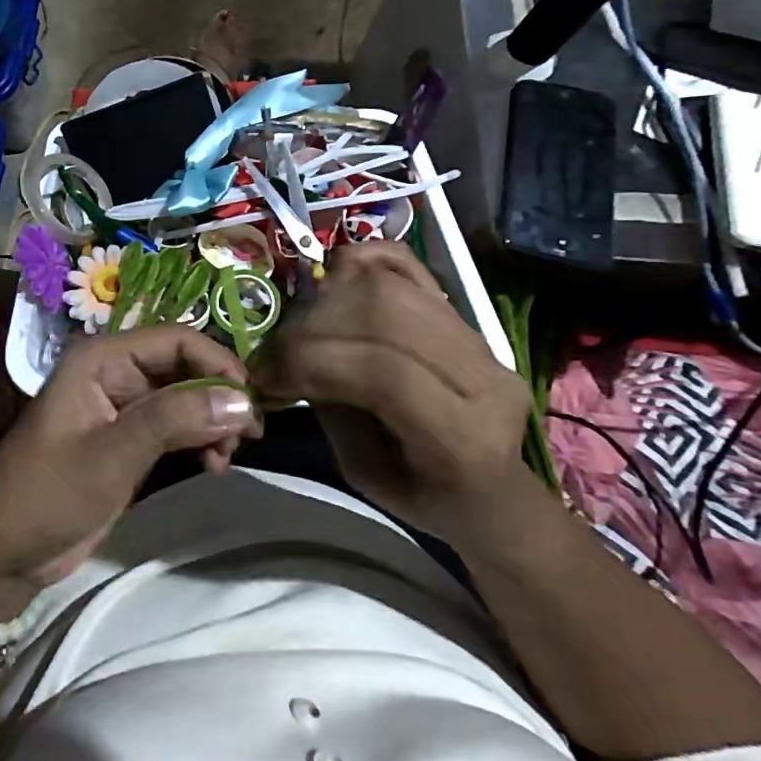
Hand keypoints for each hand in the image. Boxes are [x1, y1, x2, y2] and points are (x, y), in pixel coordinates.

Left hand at [0, 326, 258, 622]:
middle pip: (187, 366)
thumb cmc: (46, 495)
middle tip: (247, 436)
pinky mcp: (132, 440)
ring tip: (226, 457)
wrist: (2, 556)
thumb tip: (242, 400)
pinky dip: (202, 441)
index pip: (176, 339)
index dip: (217, 363)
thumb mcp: (110, 456)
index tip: (249, 402)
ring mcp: (125, 408)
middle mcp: (117, 373)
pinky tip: (213, 466)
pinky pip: (180, 426)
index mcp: (102, 359)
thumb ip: (173, 421)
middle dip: (220, 396)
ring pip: (188, 397)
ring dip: (214, 421)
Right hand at [254, 243, 540, 544]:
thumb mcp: (367, 477)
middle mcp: (483, 376)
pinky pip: (409, 267)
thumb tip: (289, 359)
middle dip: (313, 327)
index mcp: (462, 438)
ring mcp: (479, 337)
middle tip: (276, 352)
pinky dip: (361, 262)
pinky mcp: (467, 314)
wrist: (494, 487)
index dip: (312, 361)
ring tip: (301, 326)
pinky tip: (333, 283)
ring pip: (392, 285)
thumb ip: (334, 412)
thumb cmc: (427, 498)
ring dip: (329, 297)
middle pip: (385, 315)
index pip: (384, 373)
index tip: (266, 375)